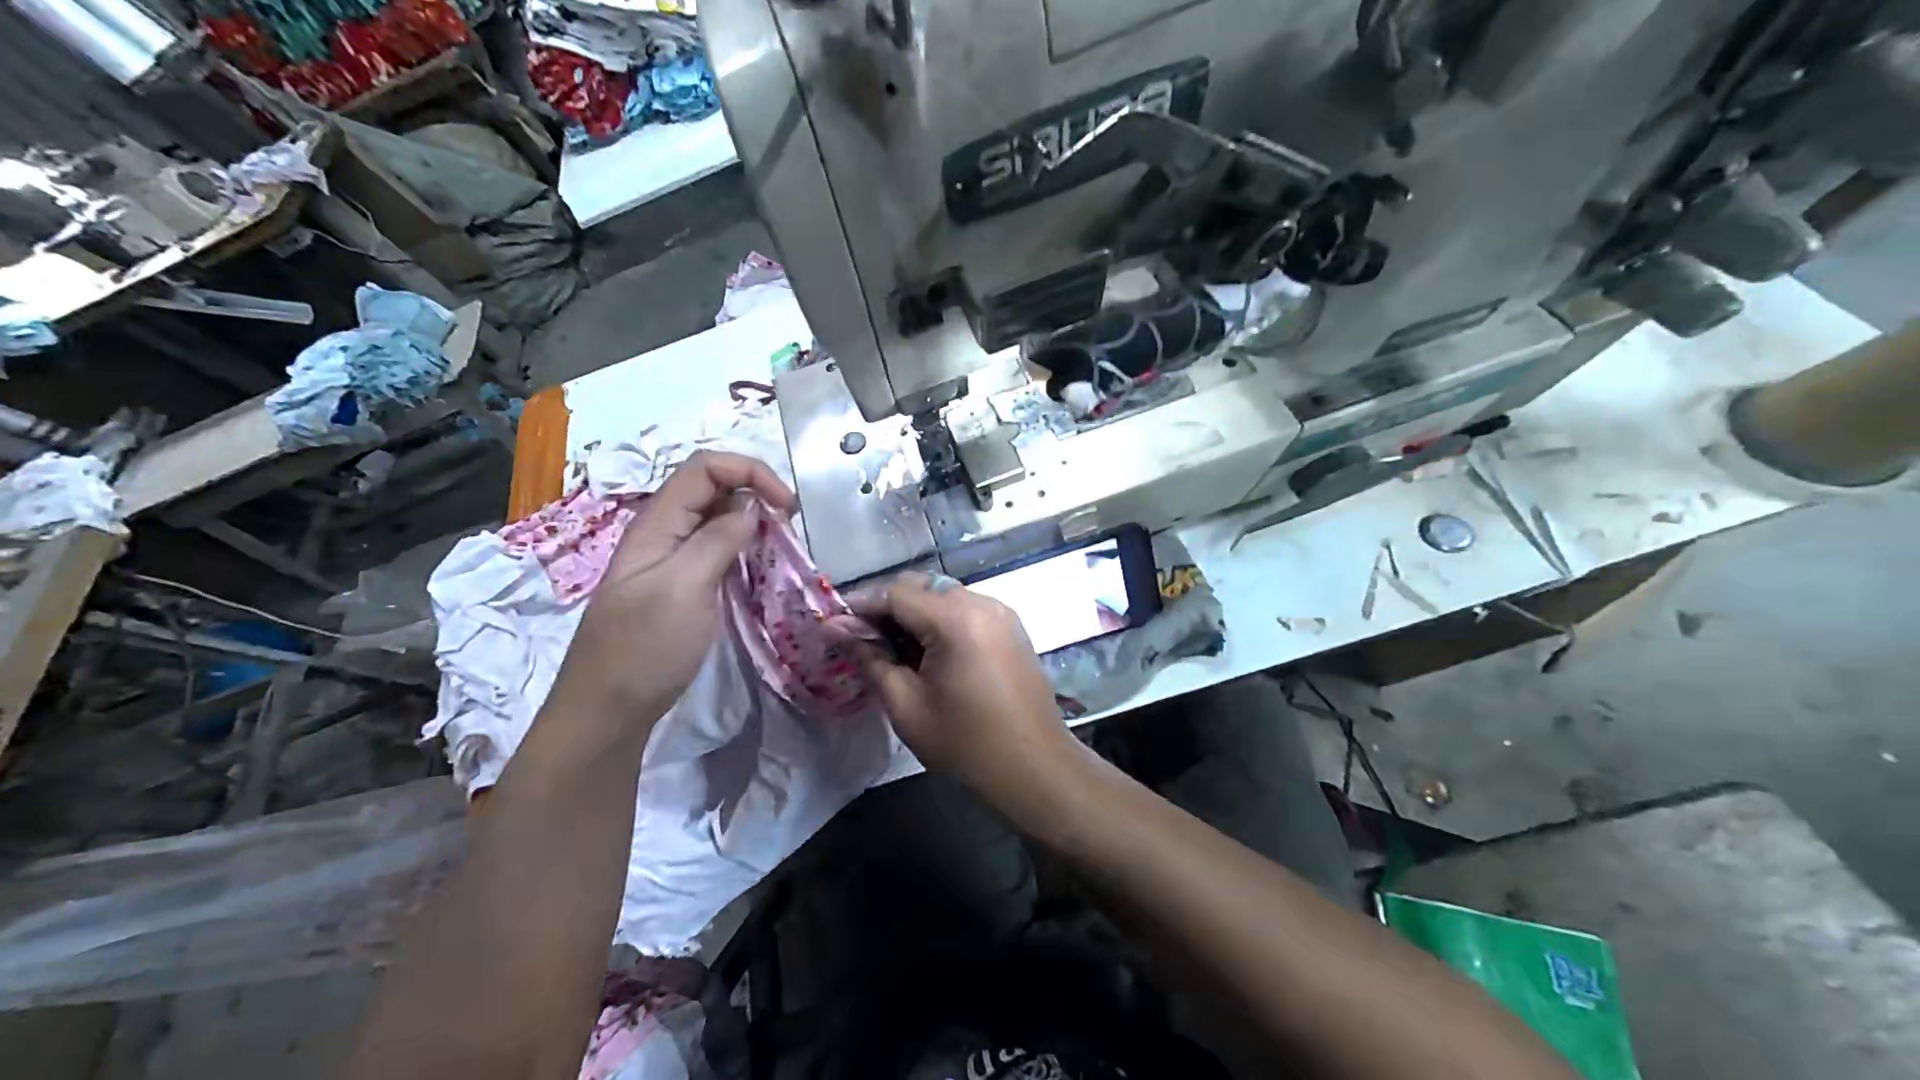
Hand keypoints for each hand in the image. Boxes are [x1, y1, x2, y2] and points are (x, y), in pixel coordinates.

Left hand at [549, 452, 795, 727]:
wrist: (607, 710)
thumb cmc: (644, 648)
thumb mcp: (685, 587)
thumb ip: (718, 539)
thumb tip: (751, 505)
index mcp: (657, 523)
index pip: (705, 468)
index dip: (750, 471)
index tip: (788, 505)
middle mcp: (663, 533)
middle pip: (711, 487)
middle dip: (755, 493)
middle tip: (788, 528)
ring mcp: (671, 561)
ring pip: (716, 519)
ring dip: (751, 522)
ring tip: (780, 547)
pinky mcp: (681, 586)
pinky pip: (715, 550)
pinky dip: (743, 548)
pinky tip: (759, 568)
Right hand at [851, 574, 1083, 810]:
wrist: (1034, 766)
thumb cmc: (964, 742)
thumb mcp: (906, 703)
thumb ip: (869, 657)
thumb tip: (834, 627)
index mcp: (956, 619)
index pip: (896, 593)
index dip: (861, 605)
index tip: (834, 623)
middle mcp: (982, 603)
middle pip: (921, 587)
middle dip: (886, 607)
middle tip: (861, 640)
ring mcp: (1001, 612)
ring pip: (943, 595)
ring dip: (913, 613)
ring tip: (892, 648)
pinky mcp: (1011, 626)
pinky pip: (965, 609)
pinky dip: (940, 620)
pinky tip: (927, 651)